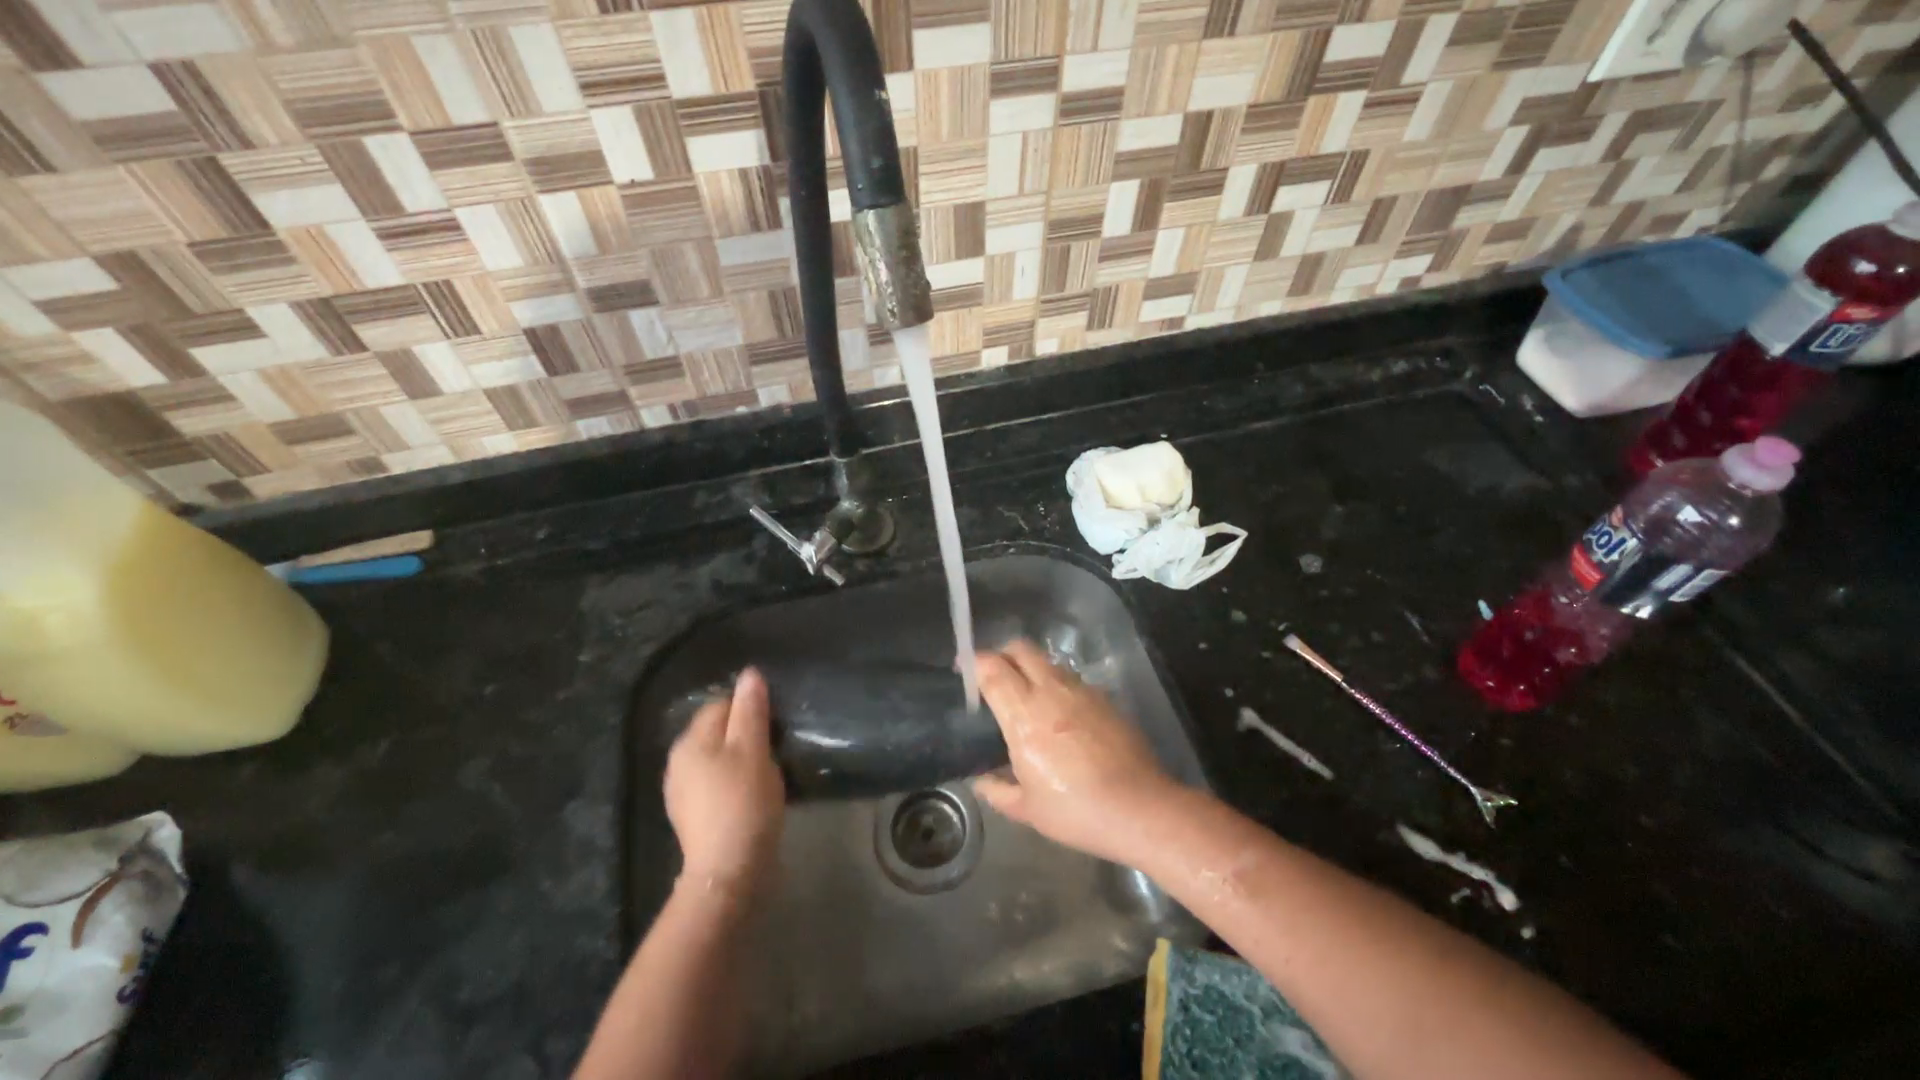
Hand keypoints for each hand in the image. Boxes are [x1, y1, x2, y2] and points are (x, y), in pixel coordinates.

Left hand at [665, 667, 785, 894]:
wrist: (727, 870)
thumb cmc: (744, 804)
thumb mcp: (754, 751)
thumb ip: (751, 711)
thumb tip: (750, 673)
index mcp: (691, 740)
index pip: (721, 705)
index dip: (750, 709)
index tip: (776, 725)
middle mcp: (678, 761)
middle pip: (716, 731)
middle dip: (744, 734)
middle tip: (775, 748)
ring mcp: (681, 790)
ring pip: (715, 758)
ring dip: (739, 760)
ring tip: (766, 772)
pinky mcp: (691, 815)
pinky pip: (714, 783)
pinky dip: (732, 783)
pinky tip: (750, 797)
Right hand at [971, 640, 1181, 863]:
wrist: (1139, 809)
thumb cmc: (1076, 812)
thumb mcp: (1027, 810)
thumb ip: (998, 790)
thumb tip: (982, 780)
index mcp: (1024, 717)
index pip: (992, 669)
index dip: (973, 663)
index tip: (963, 671)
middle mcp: (1052, 693)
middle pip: (1021, 649)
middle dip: (1002, 654)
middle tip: (994, 676)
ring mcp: (1083, 693)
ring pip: (1049, 662)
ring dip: (1032, 669)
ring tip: (1027, 696)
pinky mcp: (1106, 700)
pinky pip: (1074, 681)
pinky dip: (1059, 687)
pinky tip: (1061, 715)